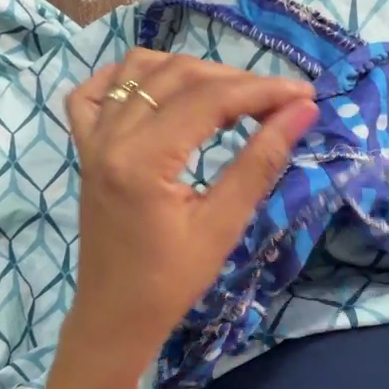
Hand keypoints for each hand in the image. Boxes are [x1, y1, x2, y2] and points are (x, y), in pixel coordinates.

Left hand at [58, 50, 317, 388]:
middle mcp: (110, 138)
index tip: (304, 94)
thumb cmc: (170, 283)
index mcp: (142, 161)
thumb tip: (303, 110)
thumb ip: (260, 162)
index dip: (261, 90)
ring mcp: (91, 141)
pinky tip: (157, 90)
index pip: (209, 99)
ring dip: (186, 72)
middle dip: (232, 80)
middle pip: (177, 76)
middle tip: (275, 103)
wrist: (115, 317)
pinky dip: (125, 80)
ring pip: (137, 72)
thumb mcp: (222, 226)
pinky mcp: (84, 151)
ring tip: (226, 98)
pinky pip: (92, 93)